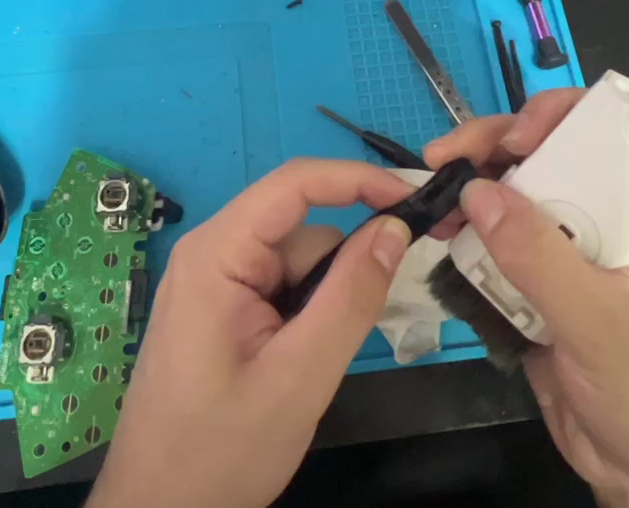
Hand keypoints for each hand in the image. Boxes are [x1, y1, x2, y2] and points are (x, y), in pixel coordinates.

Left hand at [85, 159, 414, 507]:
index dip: (357, 179)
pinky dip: (308, 314)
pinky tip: (300, 362)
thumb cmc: (219, 449)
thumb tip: (395, 228)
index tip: (414, 196)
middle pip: (300, 228)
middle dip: (343, 264)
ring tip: (315, 364)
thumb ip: (351, 298)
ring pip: (298, 262)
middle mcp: (214, 253)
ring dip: (325, 299)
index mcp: (218, 252)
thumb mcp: (299, 376)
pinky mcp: (224, 308)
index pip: (294, 184)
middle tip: (376, 312)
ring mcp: (216, 281)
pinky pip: (283, 289)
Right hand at [426, 90, 628, 507]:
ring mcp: (576, 248)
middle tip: (445, 154)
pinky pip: (503, 238)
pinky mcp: (545, 279)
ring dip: (475, 186)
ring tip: (432, 189)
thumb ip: (538, 257)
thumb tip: (475, 192)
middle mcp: (614, 217)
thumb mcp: (598, 321)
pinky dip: (470, 230)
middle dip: (498, 146)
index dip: (559, 118)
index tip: (513, 139)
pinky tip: (440, 229)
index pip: (610, 135)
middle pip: (553, 155)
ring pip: (520, 193)